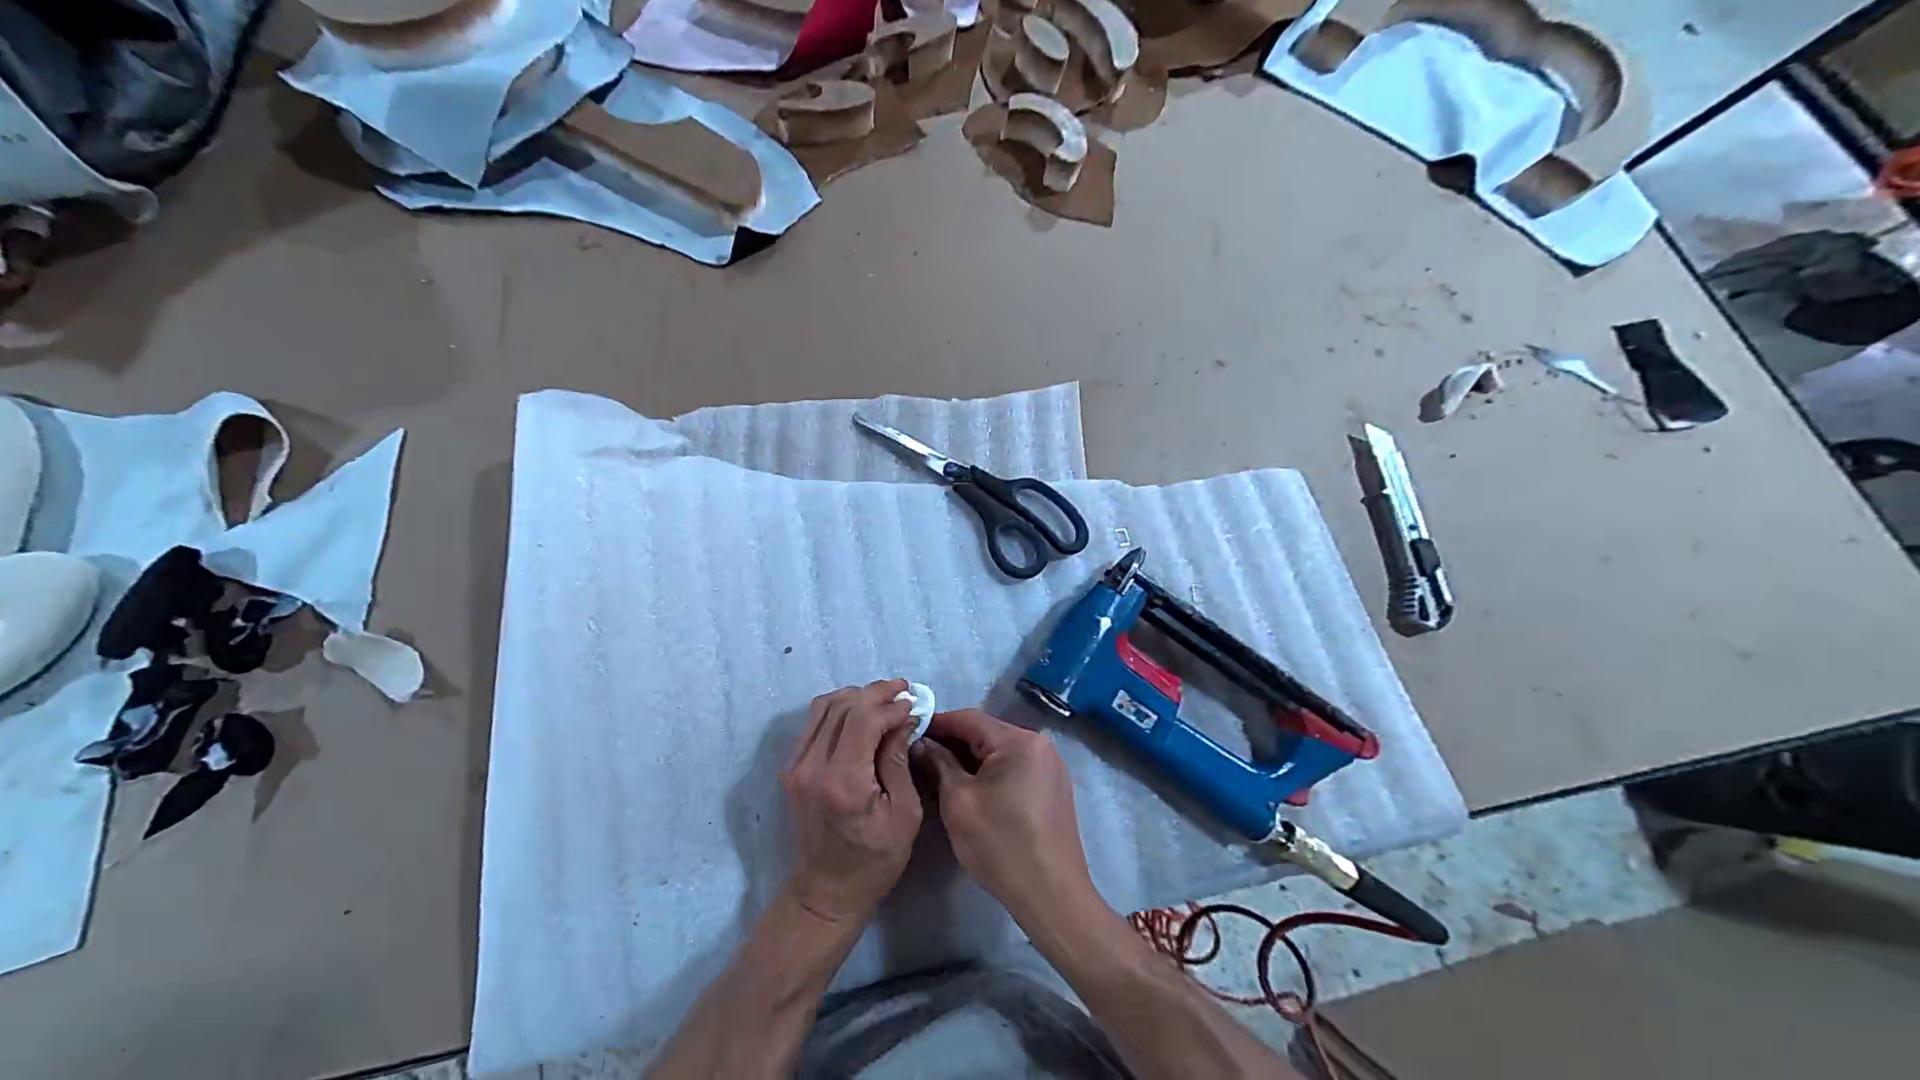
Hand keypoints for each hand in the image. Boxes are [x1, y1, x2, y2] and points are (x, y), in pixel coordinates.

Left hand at [780, 680, 923, 925]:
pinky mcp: (792, 768)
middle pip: (843, 706)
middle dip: (876, 693)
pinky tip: (862, 713)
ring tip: (885, 699)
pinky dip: (840, 709)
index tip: (913, 704)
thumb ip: (899, 759)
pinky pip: (815, 722)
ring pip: (825, 706)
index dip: (890, 705)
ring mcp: (797, 766)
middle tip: (904, 692)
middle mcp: (813, 767)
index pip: (863, 719)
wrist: (827, 890)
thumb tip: (904, 719)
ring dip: (857, 696)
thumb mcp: (904, 813)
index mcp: (843, 781)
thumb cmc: (875, 860)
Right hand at [911, 708, 1095, 926]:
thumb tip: (921, 744)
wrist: (1052, 895)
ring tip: (937, 774)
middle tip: (918, 757)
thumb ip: (938, 764)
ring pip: (999, 753)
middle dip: (951, 743)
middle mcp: (1040, 745)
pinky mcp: (1052, 789)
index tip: (908, 732)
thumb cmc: (1001, 845)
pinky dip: (989, 774)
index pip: (969, 719)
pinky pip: (1014, 769)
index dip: (936, 723)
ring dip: (969, 760)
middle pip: (986, 734)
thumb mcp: (958, 801)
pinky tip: (969, 790)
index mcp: (1020, 741)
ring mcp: (1050, 767)